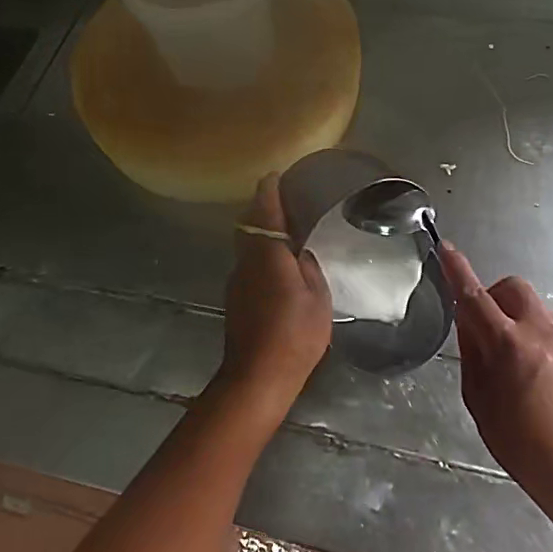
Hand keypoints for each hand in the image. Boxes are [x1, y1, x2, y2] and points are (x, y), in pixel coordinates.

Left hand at [219, 174, 331, 410]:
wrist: (257, 376)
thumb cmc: (294, 334)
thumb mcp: (317, 299)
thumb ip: (309, 269)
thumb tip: (299, 253)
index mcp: (267, 252)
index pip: (265, 208)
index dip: (270, 188)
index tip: (277, 175)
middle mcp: (246, 259)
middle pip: (250, 222)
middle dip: (264, 208)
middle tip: (286, 202)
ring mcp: (237, 279)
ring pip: (247, 244)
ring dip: (261, 233)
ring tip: (285, 233)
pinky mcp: (235, 297)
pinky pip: (248, 264)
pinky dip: (260, 255)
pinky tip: (277, 268)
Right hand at [443, 245, 552, 500]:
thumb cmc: (521, 444)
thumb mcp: (478, 399)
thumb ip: (472, 354)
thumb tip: (470, 323)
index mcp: (506, 343)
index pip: (473, 294)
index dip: (456, 269)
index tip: (445, 248)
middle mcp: (540, 332)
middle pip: (513, 287)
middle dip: (496, 297)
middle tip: (488, 328)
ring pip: (536, 312)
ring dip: (520, 323)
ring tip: (518, 366)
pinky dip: (542, 346)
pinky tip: (545, 384)